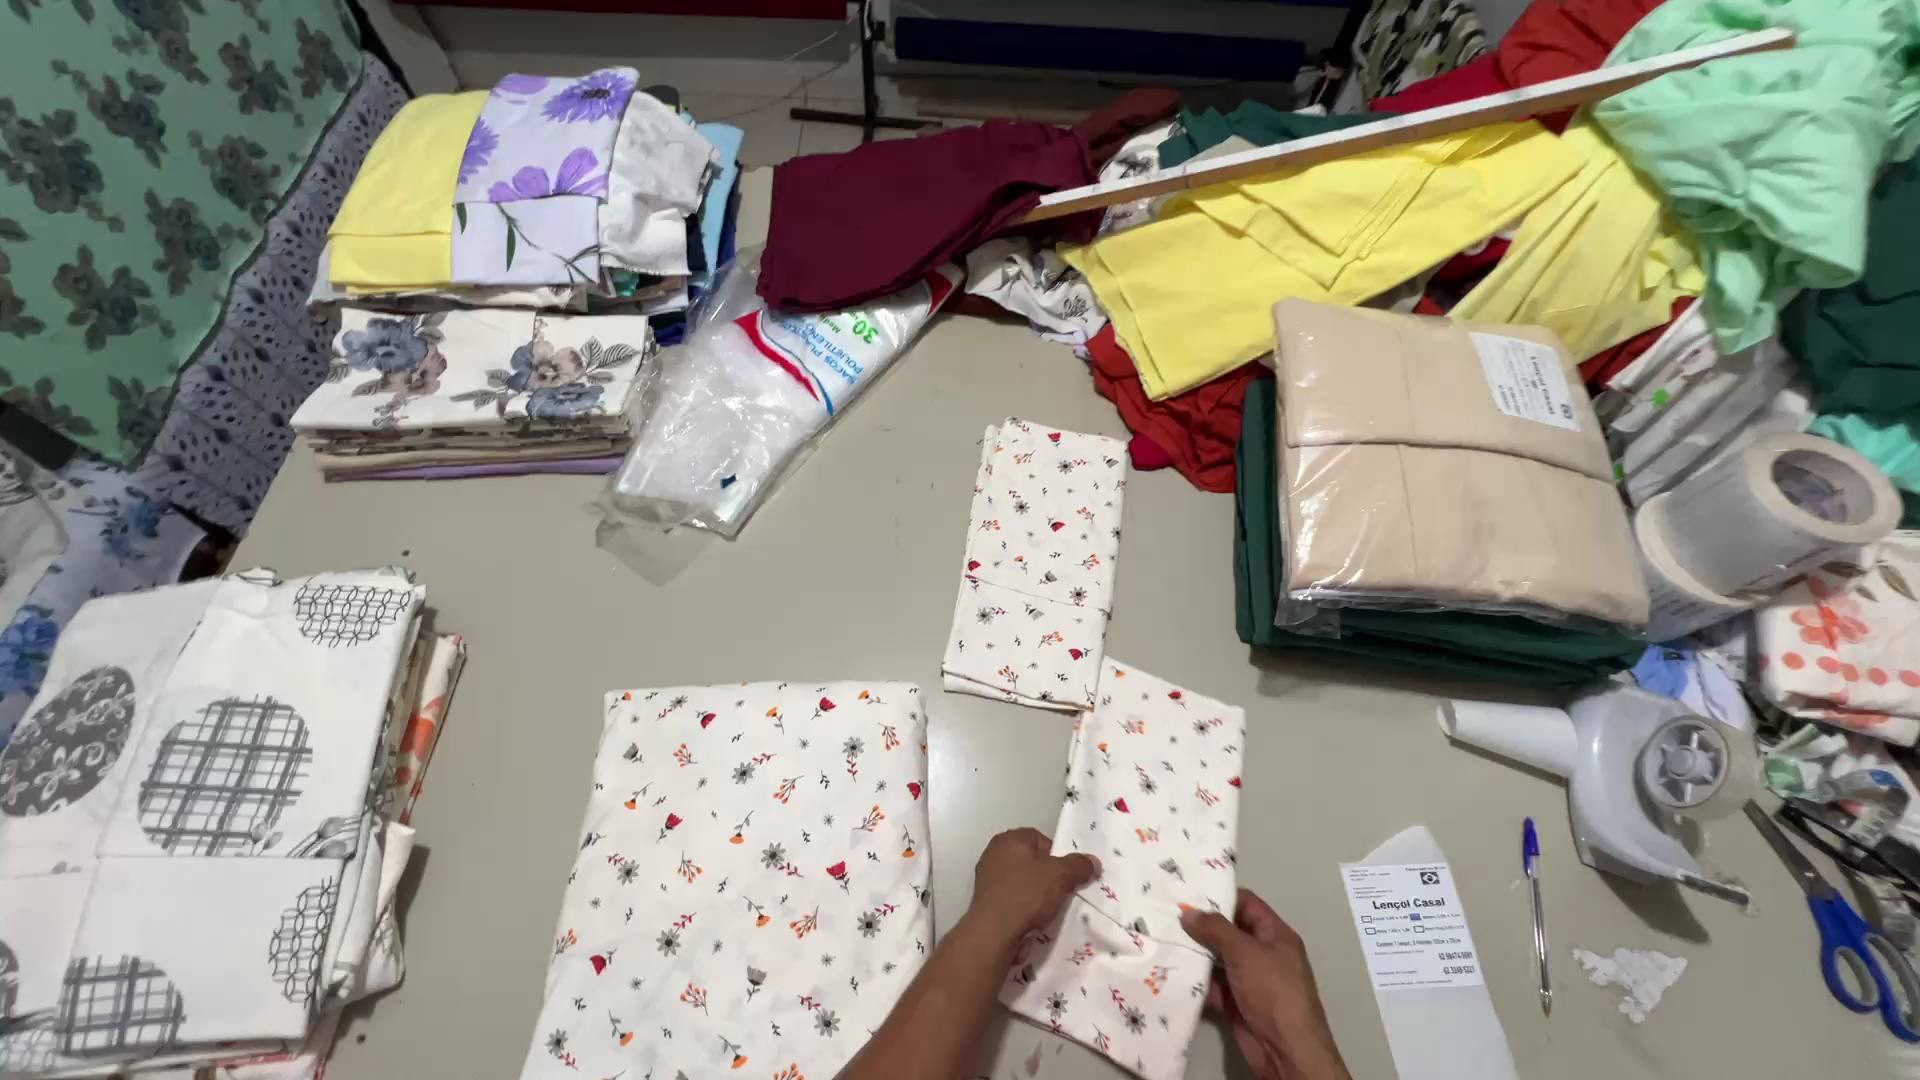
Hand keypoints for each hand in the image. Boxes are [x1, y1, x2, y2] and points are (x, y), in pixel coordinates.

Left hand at [964, 827, 1099, 943]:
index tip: (1066, 874)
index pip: (1039, 838)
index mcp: (1008, 839)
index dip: (1056, 855)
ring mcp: (988, 880)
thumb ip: (1079, 865)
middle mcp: (994, 854)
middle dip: (1048, 877)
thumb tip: (1093, 861)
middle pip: (1031, 862)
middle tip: (1062, 892)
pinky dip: (1025, 910)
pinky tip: (1036, 922)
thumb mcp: (1060, 875)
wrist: (995, 933)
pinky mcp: (988, 904)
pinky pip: (1014, 901)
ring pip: (1023, 883)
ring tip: (1051, 910)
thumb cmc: (1026, 894)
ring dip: (1037, 896)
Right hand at [1181, 889, 1351, 1079]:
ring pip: (1218, 958)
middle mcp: (1263, 954)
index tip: (1189, 891)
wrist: (1286, 1052)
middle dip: (1201, 925)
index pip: (1247, 903)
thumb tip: (1188, 912)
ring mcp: (1250, 980)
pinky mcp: (1237, 1003)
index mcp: (1275, 935)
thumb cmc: (1273, 991)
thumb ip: (1215, 928)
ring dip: (1196, 954)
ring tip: (1164, 939)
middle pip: (1229, 930)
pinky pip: (1213, 985)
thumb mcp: (1245, 951)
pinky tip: (1173, 972)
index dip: (1221, 896)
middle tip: (1168, 914)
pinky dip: (1197, 981)